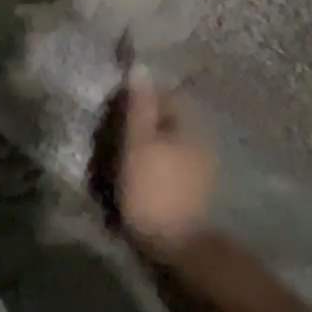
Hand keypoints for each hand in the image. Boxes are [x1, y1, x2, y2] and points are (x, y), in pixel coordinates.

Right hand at [117, 78, 214, 248]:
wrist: (177, 246)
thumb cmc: (152, 188)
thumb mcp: (137, 141)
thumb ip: (138, 103)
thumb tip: (139, 64)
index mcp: (188, 123)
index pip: (161, 93)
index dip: (134, 97)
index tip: (112, 111)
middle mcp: (199, 138)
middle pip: (163, 116)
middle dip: (137, 121)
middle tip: (111, 135)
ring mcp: (200, 164)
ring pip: (164, 140)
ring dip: (142, 144)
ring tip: (118, 158)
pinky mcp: (194, 186)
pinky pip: (168, 161)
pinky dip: (151, 163)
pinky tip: (136, 176)